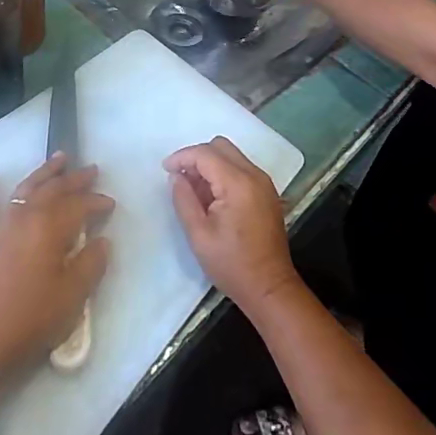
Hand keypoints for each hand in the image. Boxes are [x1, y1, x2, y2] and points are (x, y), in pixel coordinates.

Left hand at [0, 154, 113, 372]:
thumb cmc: (32, 317)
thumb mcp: (73, 296)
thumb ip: (91, 263)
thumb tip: (102, 240)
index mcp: (51, 226)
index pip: (80, 205)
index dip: (97, 202)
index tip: (110, 204)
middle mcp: (26, 215)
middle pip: (54, 189)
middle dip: (75, 178)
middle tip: (91, 170)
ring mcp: (1, 222)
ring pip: (26, 187)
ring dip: (44, 172)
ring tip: (59, 158)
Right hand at [165, 137, 299, 307]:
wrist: (270, 288)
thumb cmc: (231, 264)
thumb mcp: (198, 235)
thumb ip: (184, 199)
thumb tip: (176, 176)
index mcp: (237, 183)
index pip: (205, 154)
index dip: (182, 157)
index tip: (165, 170)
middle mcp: (254, 175)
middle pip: (221, 147)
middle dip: (197, 157)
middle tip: (181, 179)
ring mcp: (264, 183)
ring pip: (232, 155)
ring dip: (211, 164)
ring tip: (195, 191)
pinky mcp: (267, 193)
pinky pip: (241, 169)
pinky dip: (224, 173)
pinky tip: (213, 197)